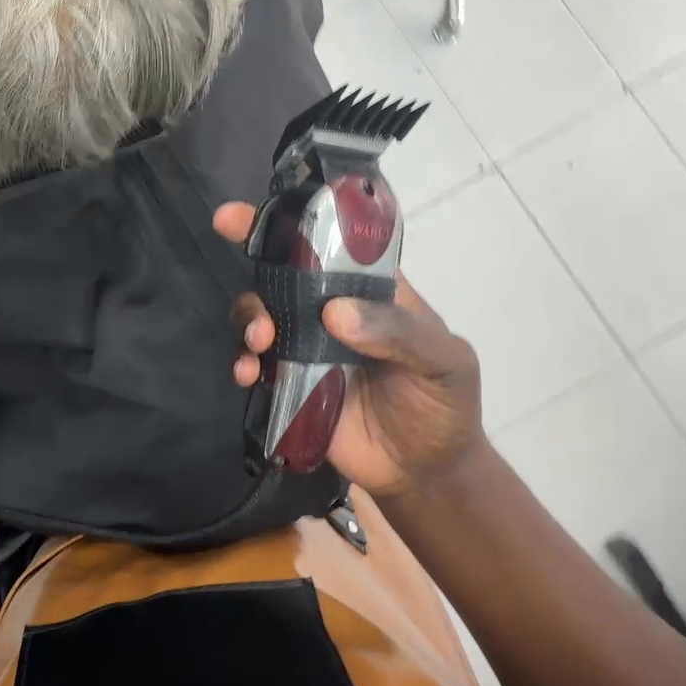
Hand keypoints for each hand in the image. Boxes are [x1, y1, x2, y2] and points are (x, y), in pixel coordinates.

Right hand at [214, 202, 485, 496]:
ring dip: (248, 319)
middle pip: (281, 271)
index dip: (290, 221)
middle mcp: (329, 308)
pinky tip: (248, 375)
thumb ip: (398, 332)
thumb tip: (335, 312)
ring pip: (259, 313)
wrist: (425, 473)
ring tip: (260, 342)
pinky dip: (242, 363)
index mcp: (369, 289)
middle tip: (250, 288)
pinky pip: (253, 362)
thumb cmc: (444, 404)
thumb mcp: (443, 361)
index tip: (243, 212)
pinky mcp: (287, 382)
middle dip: (253, 261)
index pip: (329, 242)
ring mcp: (304, 345)